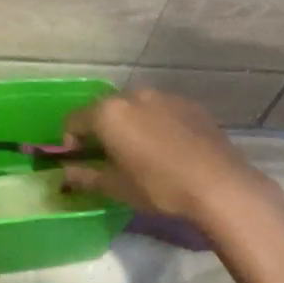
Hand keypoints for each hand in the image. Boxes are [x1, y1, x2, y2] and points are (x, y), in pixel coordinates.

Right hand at [60, 88, 271, 222]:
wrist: (218, 185)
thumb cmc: (158, 187)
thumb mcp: (115, 187)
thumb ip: (85, 176)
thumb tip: (65, 174)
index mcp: (108, 113)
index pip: (73, 120)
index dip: (69, 141)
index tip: (77, 162)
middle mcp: (133, 95)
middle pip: (104, 110)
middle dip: (100, 130)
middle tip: (108, 158)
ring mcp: (164, 96)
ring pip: (135, 108)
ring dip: (129, 125)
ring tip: (139, 153)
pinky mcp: (190, 104)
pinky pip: (161, 111)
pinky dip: (155, 124)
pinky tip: (167, 149)